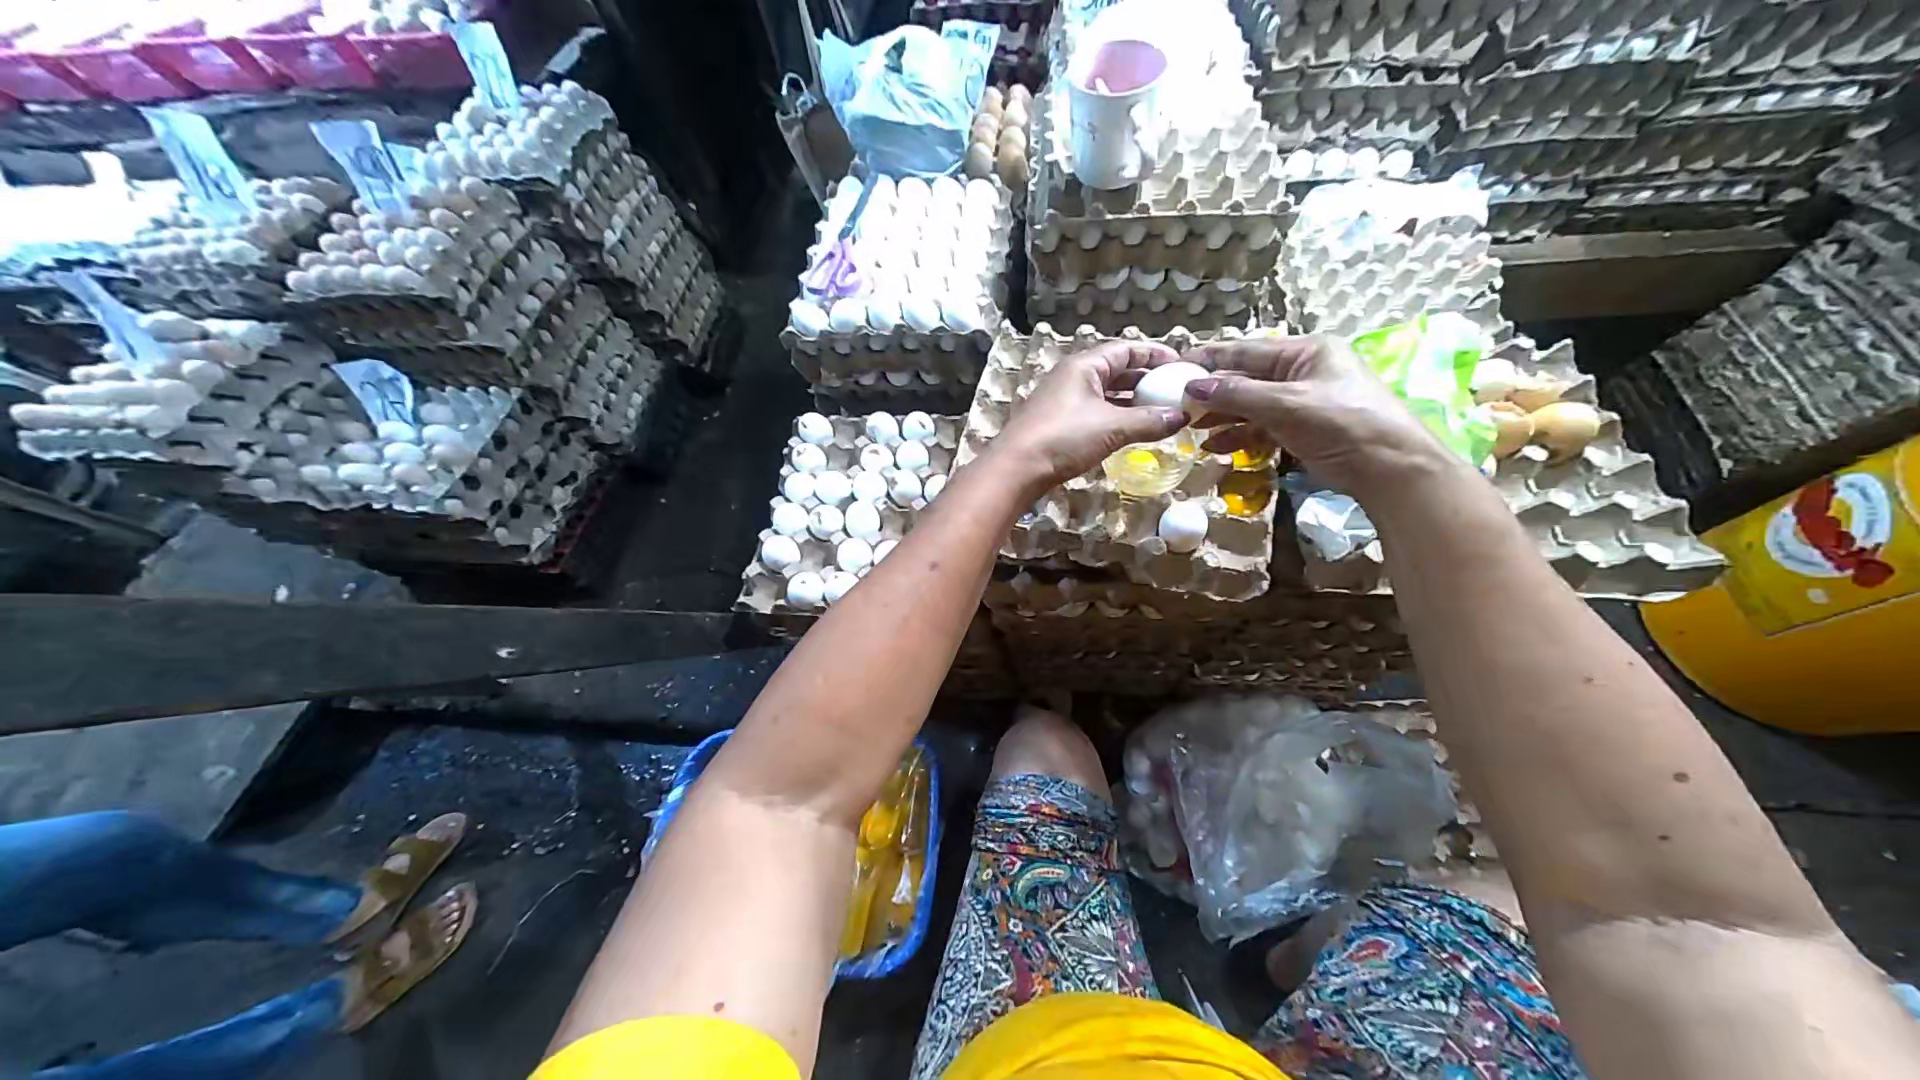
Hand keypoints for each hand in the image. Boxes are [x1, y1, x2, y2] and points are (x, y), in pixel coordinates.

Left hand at [985, 341, 1189, 492]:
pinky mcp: (1059, 423)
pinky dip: (1117, 417)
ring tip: (1162, 412)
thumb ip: (1149, 421)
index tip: (1181, 364)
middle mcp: (1073, 377)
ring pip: (1106, 393)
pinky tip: (1133, 430)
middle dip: (1146, 380)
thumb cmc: (1063, 438)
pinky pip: (1096, 412)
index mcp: (1084, 366)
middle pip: (1117, 370)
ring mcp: (1064, 400)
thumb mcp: (1112, 427)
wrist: (1016, 469)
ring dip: (1133, 401)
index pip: (1126, 349)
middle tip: (1175, 391)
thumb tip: (1181, 417)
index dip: (1155, 354)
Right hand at [1183, 335, 1465, 498]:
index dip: (1209, 359)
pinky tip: (1215, 448)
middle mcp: (1300, 371)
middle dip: (1211, 392)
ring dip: (1220, 417)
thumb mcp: (1286, 405)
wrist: (1391, 469)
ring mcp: (1300, 401)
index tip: (1174, 367)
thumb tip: (1191, 387)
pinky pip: (1260, 427)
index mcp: (1304, 352)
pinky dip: (1238, 436)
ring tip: (1191, 429)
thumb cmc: (1343, 424)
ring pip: (1249, 405)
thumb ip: (1236, 394)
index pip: (1245, 351)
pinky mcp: (1300, 429)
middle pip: (1244, 378)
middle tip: (1176, 404)